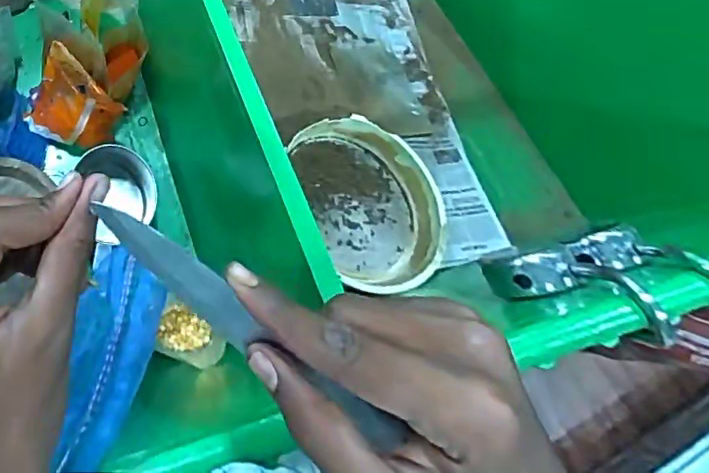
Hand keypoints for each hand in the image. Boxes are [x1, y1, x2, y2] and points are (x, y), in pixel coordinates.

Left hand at [0, 173, 107, 472]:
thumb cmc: (19, 418)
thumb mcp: (48, 331)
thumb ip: (68, 253)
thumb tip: (91, 186)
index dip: (41, 208)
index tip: (88, 192)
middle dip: (30, 214)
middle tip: (79, 213)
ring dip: (20, 226)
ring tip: (65, 235)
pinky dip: (5, 246)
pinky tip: (38, 253)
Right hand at [229, 263, 562, 472]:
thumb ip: (322, 430)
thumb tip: (262, 355)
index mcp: (467, 407)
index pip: (353, 352)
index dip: (287, 318)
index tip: (236, 278)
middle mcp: (473, 345)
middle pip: (350, 319)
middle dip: (319, 348)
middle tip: (333, 399)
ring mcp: (472, 321)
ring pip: (359, 306)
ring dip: (343, 342)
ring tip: (374, 397)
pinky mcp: (463, 310)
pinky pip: (380, 306)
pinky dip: (367, 336)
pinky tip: (391, 376)